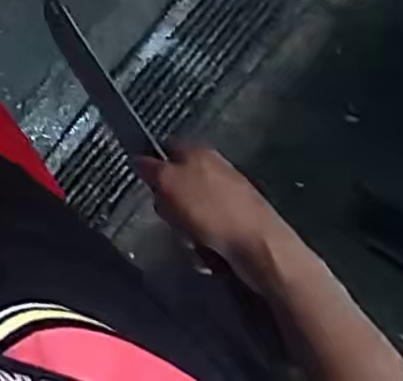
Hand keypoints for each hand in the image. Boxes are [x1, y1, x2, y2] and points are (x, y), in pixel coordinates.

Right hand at [140, 144, 288, 279]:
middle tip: (172, 217)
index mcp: (198, 150)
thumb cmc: (212, 211)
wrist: (264, 251)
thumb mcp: (169, 183)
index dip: (152, 165)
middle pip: (175, 184)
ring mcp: (229, 197)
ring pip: (189, 212)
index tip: (149, 186)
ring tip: (193, 242)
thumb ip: (150, 168)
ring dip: (185, 231)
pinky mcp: (239, 225)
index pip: (163, 147)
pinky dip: (204, 245)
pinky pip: (208, 233)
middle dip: (169, 206)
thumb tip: (138, 158)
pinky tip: (209, 255)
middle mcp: (214, 168)